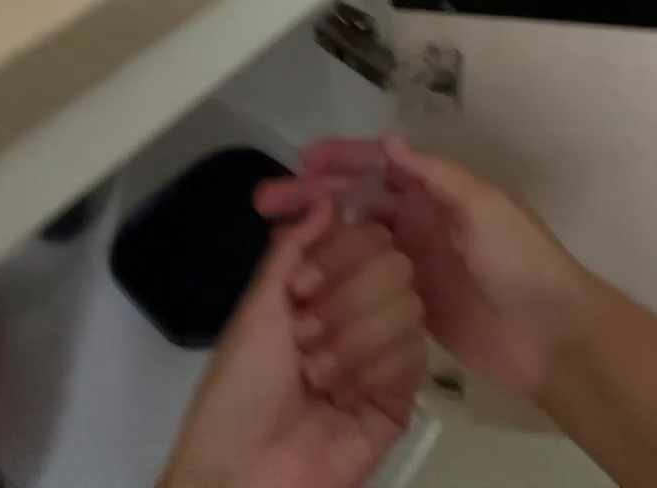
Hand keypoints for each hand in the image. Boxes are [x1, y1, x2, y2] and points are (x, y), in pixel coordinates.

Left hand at [161, 200, 425, 487]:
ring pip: (409, 305)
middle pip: (396, 264)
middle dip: (347, 300)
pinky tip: (345, 396)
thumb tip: (328, 197)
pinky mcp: (404, 393)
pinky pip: (415, 354)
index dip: (345, 253)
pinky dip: (373, 371)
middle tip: (305, 336)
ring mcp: (385, 350)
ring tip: (318, 375)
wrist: (245, 474)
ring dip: (355, 340)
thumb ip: (293, 247)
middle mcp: (361, 310)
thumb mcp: (257, 307)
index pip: (370, 236)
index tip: (304, 286)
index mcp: (327, 286)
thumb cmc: (241, 387)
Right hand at [257, 136, 590, 397]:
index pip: (383, 166)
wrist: (551, 333)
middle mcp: (423, 220)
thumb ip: (436, 176)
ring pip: (357, 238)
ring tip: (276, 239)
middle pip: (360, 200)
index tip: (302, 162)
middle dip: (317, 195)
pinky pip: (367, 280)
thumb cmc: (521, 259)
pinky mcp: (411, 302)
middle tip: (268, 201)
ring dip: (319, 234)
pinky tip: (306, 278)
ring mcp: (415, 263)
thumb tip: (388, 140)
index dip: (343, 160)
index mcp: (440, 192)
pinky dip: (339, 273)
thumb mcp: (484, 206)